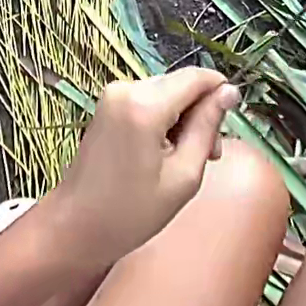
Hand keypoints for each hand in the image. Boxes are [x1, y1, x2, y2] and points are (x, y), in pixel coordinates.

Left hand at [48, 68, 239, 264]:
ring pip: (168, 92)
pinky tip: (166, 152)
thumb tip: (229, 92)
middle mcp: (127, 88)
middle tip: (209, 155)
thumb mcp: (184, 175)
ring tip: (188, 159)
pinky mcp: (109, 104)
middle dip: (201, 113)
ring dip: (184, 119)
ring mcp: (114, 94)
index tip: (231, 122)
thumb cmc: (131, 212)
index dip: (220, 92)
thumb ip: (208, 127)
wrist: (75, 227)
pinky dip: (165, 120)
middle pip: (182, 84)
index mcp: (145, 105)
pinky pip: (150, 100)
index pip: (197, 77)